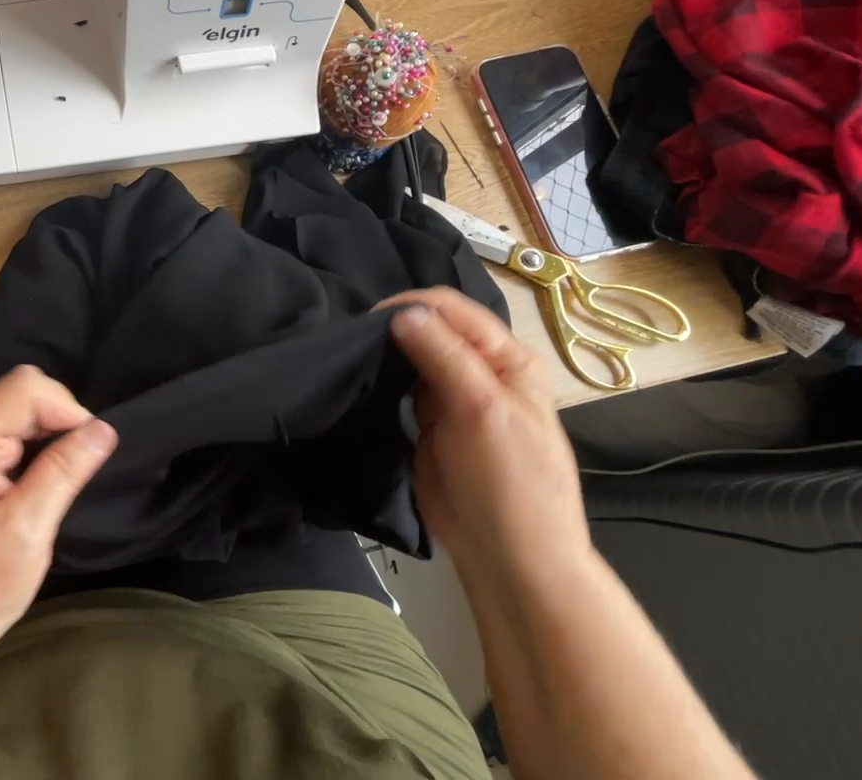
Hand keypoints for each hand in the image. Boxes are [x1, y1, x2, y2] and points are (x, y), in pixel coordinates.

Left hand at [0, 366, 117, 680]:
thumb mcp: (28, 533)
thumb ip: (63, 472)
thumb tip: (104, 428)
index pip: (25, 388)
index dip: (66, 409)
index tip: (89, 454)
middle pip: (23, 392)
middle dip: (61, 418)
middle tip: (78, 470)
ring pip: (21, 409)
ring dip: (52, 433)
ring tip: (66, 478)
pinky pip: (13, 432)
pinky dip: (40, 445)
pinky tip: (49, 479)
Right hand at [377, 288, 592, 584]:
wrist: (507, 554)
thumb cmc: (508, 481)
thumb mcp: (481, 410)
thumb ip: (443, 356)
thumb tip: (400, 312)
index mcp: (508, 358)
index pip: (452, 310)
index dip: (410, 307)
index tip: (366, 323)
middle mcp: (482, 369)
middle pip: (431, 328)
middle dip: (394, 328)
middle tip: (354, 343)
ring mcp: (455, 396)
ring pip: (413, 356)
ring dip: (386, 354)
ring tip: (353, 360)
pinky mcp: (431, 420)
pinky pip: (403, 386)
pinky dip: (384, 380)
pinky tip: (362, 382)